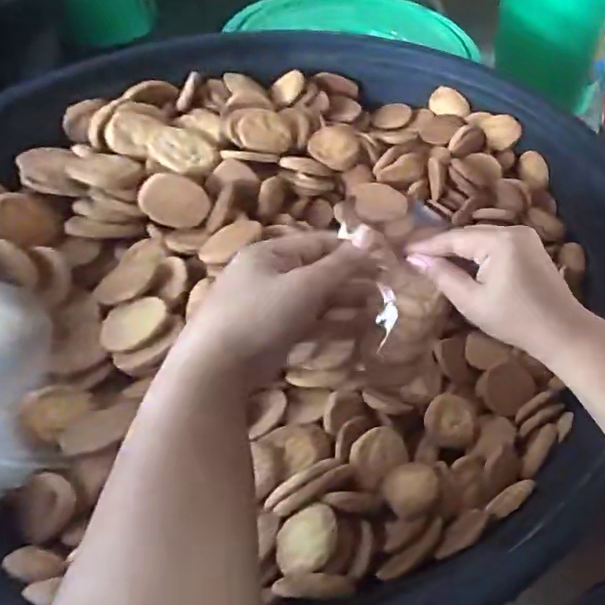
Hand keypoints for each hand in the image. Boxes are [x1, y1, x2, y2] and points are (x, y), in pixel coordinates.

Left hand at [170, 232, 371, 385]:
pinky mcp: (274, 332)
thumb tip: (373, 235)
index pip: (321, 243)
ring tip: (380, 309)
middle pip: (321, 271)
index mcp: (270, 253)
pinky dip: (334, 323)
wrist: (215, 369)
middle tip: (388, 288)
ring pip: (318, 298)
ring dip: (349, 303)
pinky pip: (311, 321)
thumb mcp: (306, 285)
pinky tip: (360, 329)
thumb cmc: (260, 315)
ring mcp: (271, 305)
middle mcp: (270, 274)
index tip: (386, 261)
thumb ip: (342, 263)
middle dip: (354, 280)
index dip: (354, 251)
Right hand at [404, 226, 591, 356]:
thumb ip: (443, 276)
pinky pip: (497, 245)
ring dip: (460, 251)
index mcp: (499, 240)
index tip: (401, 251)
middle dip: (442, 247)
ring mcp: (526, 238)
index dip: (426, 245)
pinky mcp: (532, 248)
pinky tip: (463, 267)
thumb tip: (416, 258)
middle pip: (468, 235)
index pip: (453, 238)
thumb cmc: (515, 320)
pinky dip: (479, 255)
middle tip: (413, 257)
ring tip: (432, 262)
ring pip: (482, 240)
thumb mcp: (472, 301)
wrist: (563, 331)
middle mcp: (514, 230)